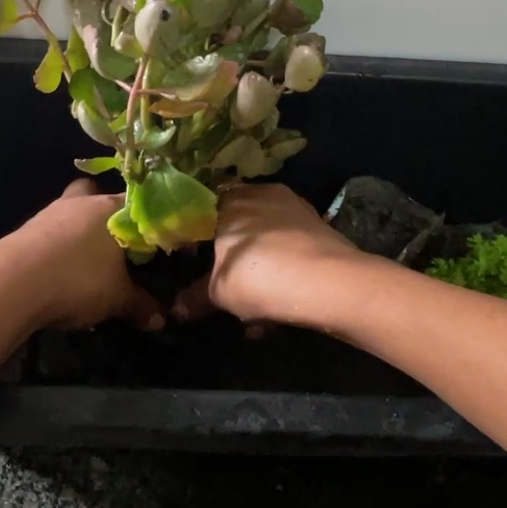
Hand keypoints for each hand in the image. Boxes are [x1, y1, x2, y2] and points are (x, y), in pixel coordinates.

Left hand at [0, 180, 163, 330]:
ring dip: (76, 233)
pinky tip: (59, 273)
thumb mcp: (117, 299)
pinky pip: (48, 234)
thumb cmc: (78, 279)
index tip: (150, 242)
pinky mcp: (23, 231)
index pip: (138, 204)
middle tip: (113, 243)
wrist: (12, 283)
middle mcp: (81, 203)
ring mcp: (48, 214)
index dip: (145, 222)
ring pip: (69, 215)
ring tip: (85, 265)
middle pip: (95, 196)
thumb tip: (160, 320)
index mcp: (111, 208)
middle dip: (103, 216)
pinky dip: (55, 249)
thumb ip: (140, 305)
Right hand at [177, 183, 373, 326]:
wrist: (330, 283)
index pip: (205, 211)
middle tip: (228, 290)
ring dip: (261, 272)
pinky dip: (284, 274)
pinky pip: (291, 251)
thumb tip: (177, 310)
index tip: (197, 265)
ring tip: (257, 312)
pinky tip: (282, 305)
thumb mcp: (219, 293)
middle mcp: (263, 195)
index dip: (199, 239)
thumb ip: (195, 298)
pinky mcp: (321, 229)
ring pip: (268, 242)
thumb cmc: (259, 277)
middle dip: (234, 259)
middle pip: (240, 227)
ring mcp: (296, 210)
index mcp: (231, 201)